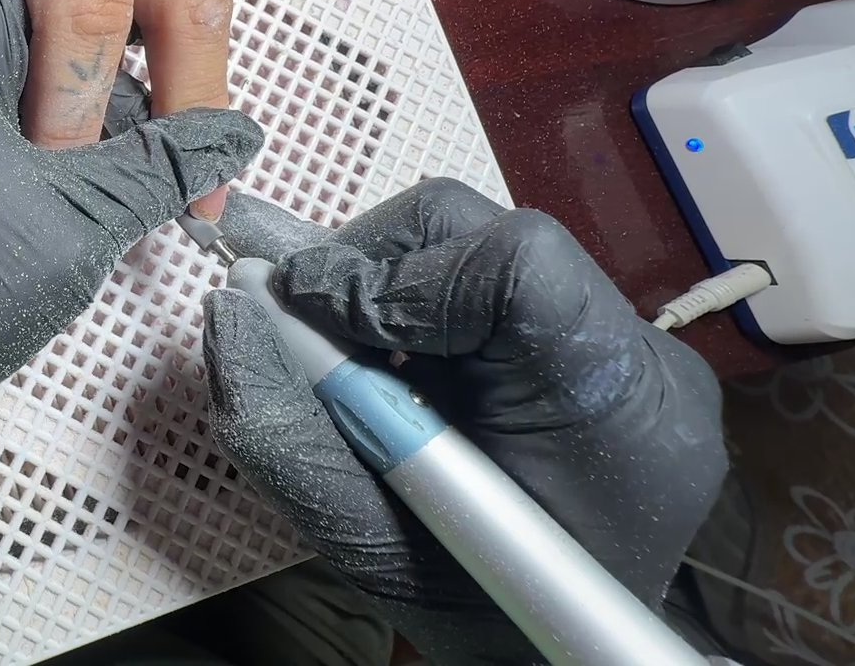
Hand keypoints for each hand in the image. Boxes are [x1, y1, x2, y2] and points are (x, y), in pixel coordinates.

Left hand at [0, 0, 261, 616]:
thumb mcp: (75, 222)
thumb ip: (163, 164)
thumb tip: (233, 131)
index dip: (118, 45)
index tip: (162, 93)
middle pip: (20, 36)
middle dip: (86, 95)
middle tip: (137, 155)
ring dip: (48, 127)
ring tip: (91, 188)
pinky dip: (3, 145)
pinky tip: (37, 198)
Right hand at [200, 181, 727, 663]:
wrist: (557, 635)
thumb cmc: (468, 604)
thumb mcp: (355, 536)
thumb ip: (278, 425)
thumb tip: (226, 304)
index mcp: (609, 409)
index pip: (511, 265)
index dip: (387, 275)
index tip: (306, 312)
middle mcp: (628, 352)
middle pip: (474, 228)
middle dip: (360, 259)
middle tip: (302, 313)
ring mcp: (608, 333)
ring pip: (460, 237)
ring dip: (370, 274)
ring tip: (340, 339)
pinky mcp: (573, 327)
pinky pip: (464, 265)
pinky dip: (392, 289)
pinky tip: (376, 345)